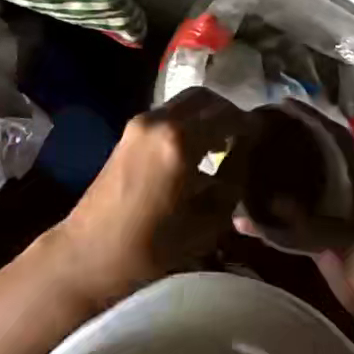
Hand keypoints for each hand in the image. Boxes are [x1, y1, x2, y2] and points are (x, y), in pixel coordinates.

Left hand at [46, 88, 248, 307]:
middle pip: (205, 98)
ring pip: (185, 102)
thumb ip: (234, 179)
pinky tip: (196, 149)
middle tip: (243, 137)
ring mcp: (140, 122)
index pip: (229, 116)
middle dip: (228, 112)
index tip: (264, 138)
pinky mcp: (128, 131)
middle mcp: (160, 120)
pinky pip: (169, 114)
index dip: (250, 125)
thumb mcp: (208, 220)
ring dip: (207, 114)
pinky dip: (188, 121)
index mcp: (181, 140)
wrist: (89, 255)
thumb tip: (246, 152)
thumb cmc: (152, 248)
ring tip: (222, 144)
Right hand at [233, 103, 353, 351]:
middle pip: (318, 160)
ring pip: (304, 190)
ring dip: (279, 177)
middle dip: (291, 142)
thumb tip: (254, 212)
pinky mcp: (326, 247)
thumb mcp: (353, 245)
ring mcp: (337, 221)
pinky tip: (248, 218)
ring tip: (247, 161)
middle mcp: (349, 196)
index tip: (284, 103)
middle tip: (256, 129)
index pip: (338, 141)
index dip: (313, 119)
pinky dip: (273, 220)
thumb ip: (306, 227)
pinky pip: (295, 225)